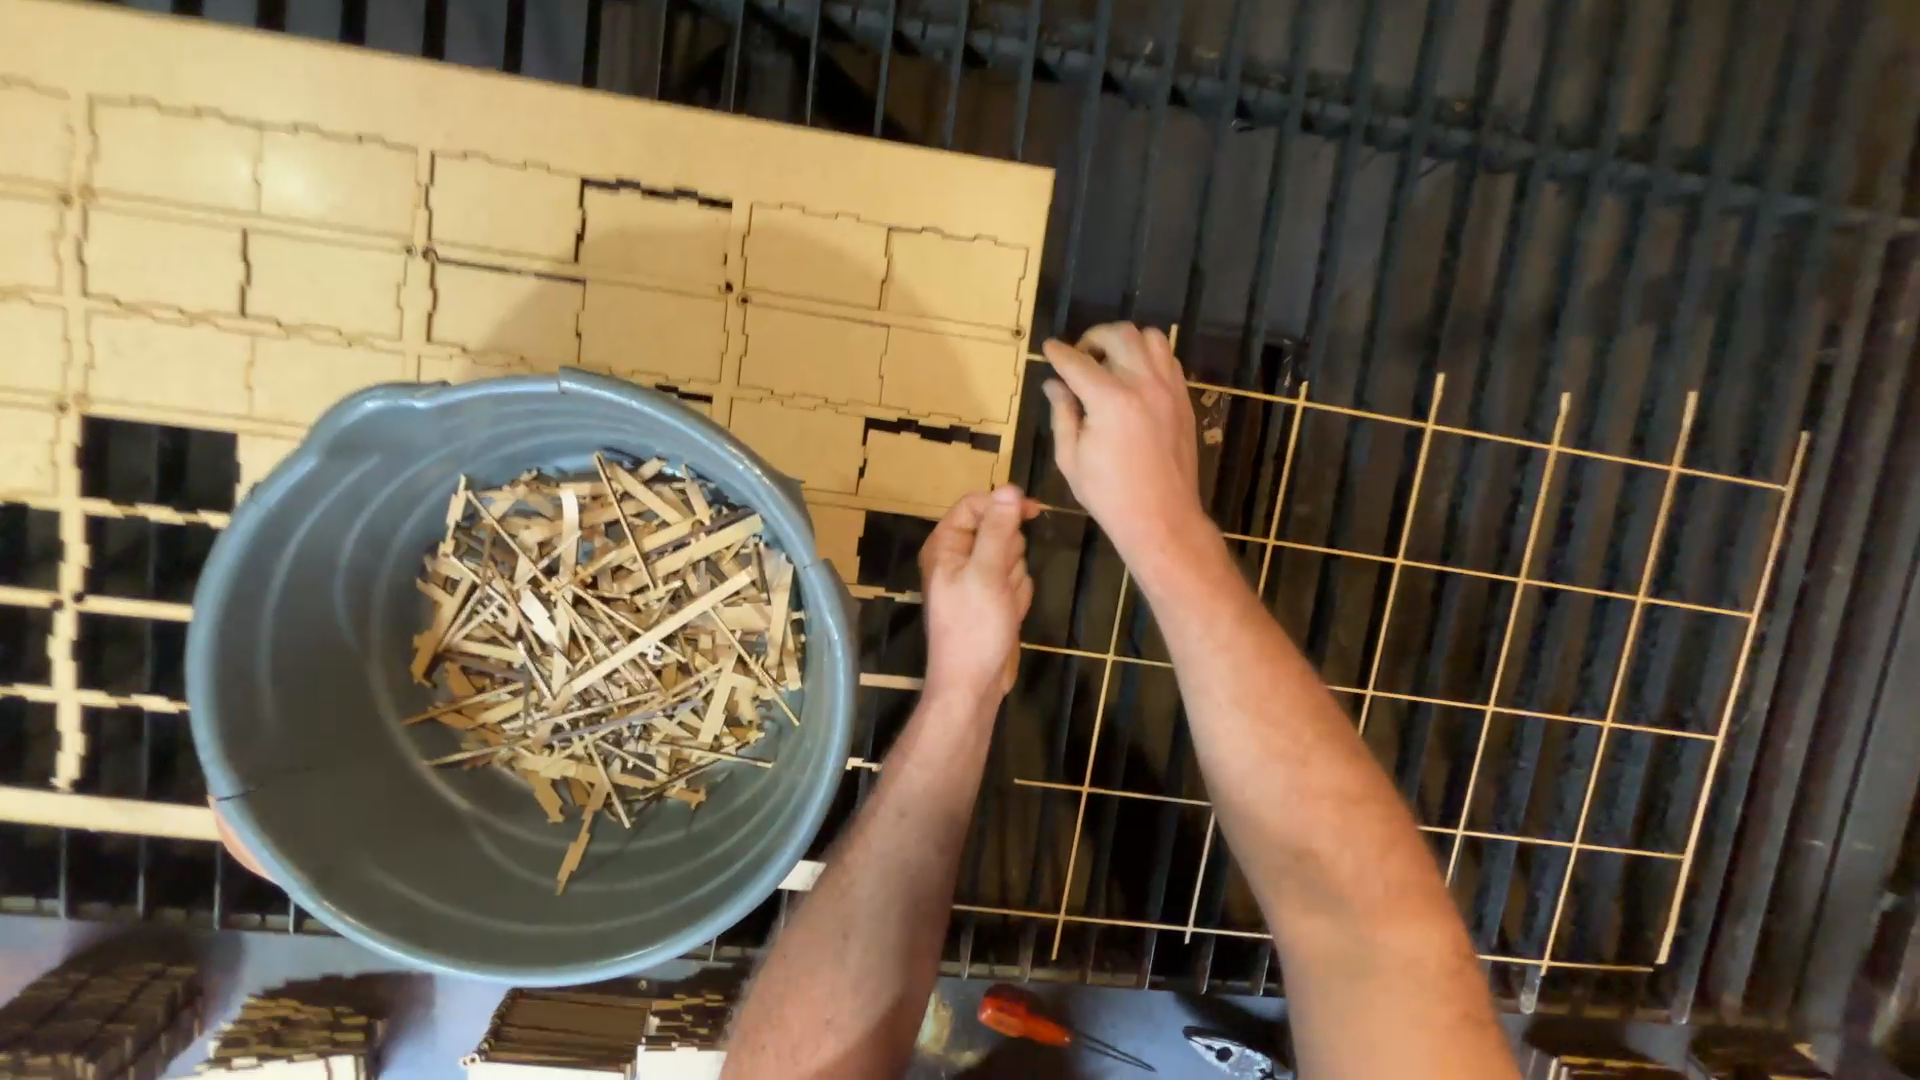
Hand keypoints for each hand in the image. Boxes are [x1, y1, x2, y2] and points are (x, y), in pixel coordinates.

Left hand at [919, 485, 1040, 703]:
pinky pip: (1017, 581)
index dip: (1002, 505)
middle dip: (1009, 554)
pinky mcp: (994, 599)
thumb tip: (1010, 489)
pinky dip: (1017, 597)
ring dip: (1014, 579)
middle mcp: (957, 558)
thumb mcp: (987, 573)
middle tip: (999, 581)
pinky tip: (1007, 615)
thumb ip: (998, 530)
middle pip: (998, 529)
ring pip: (1013, 556)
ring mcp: (977, 579)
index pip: (974, 505)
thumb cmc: (974, 628)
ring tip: (1001, 604)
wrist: (975, 683)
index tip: (1032, 511)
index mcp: (945, 546)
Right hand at [1042, 323, 1207, 560]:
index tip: (1048, 348)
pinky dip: (1148, 356)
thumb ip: (1062, 414)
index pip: (1077, 362)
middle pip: (1119, 335)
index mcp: (1110, 401)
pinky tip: (1134, 376)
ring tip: (1110, 361)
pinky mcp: (1184, 399)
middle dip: (1093, 338)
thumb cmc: (1108, 494)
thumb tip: (1054, 385)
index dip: (1058, 353)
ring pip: (1150, 338)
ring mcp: (1169, 389)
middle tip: (1080, 356)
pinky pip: (1168, 359)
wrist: (1161, 517)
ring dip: (1125, 342)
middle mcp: (1143, 385)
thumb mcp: (1070, 459)